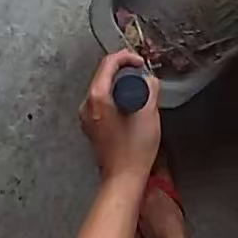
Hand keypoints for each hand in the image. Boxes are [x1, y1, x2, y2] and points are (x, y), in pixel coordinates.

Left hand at [76, 50, 159, 181]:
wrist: (122, 179)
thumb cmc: (134, 151)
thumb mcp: (149, 115)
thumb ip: (151, 91)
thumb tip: (150, 79)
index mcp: (97, 97)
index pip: (108, 64)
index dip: (126, 58)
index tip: (140, 62)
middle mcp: (87, 104)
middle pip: (103, 75)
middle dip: (123, 70)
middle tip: (141, 74)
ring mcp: (86, 116)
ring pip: (102, 88)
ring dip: (119, 84)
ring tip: (138, 89)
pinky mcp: (90, 125)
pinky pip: (101, 102)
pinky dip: (114, 97)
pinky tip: (128, 104)